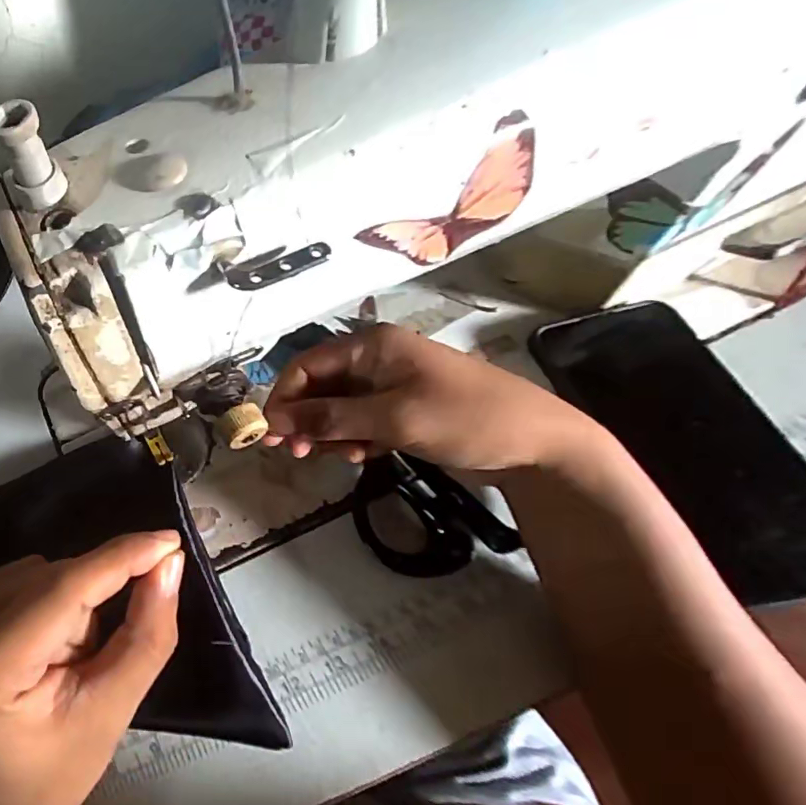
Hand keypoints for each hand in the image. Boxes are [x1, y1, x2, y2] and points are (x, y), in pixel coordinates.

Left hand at [0, 531, 184, 804]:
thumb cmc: (56, 770)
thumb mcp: (113, 709)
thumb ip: (147, 634)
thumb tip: (169, 563)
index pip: (64, 590)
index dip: (122, 558)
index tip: (171, 542)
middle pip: (57, 579)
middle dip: (99, 597)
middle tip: (104, 650)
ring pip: (49, 571)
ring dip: (79, 602)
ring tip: (72, 659)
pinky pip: (32, 574)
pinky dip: (58, 598)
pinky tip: (51, 643)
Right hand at [262, 324, 602, 471]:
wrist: (534, 442)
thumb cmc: (462, 417)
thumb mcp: (393, 417)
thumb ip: (333, 417)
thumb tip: (278, 420)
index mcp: (373, 346)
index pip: (309, 364)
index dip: (285, 396)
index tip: (271, 432)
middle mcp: (377, 361)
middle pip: (322, 386)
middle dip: (305, 418)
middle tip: (295, 453)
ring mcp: (392, 387)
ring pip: (340, 408)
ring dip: (328, 432)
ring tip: (330, 457)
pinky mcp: (404, 412)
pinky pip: (362, 422)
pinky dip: (353, 439)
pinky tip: (357, 457)